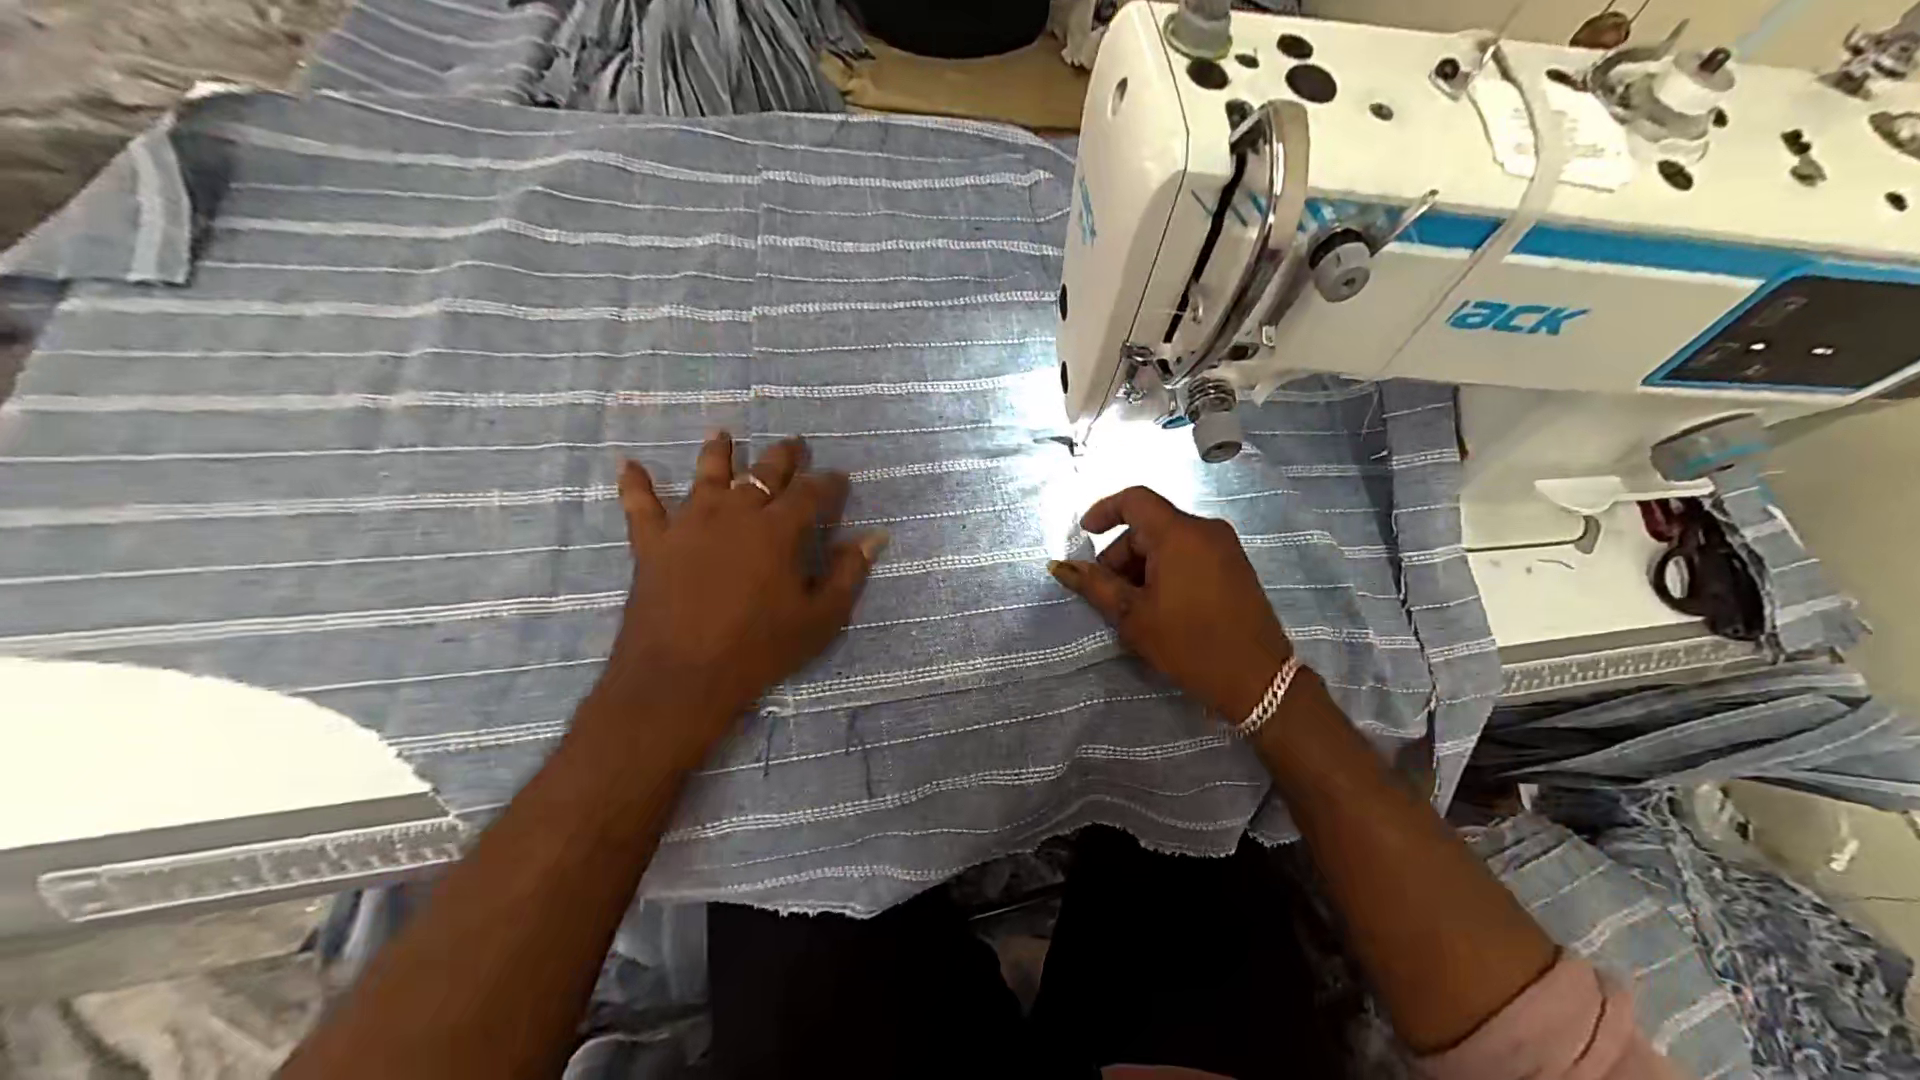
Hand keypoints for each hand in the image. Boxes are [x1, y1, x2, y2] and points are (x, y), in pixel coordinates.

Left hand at [585, 433, 886, 762]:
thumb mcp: (819, 618)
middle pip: (763, 473)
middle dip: (783, 457)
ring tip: (723, 434)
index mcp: (778, 529)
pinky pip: (640, 506)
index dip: (829, 483)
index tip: (839, 478)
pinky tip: (629, 465)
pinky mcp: (653, 543)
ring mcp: (690, 523)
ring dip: (718, 452)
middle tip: (794, 445)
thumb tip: (874, 537)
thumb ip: (847, 573)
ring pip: (707, 475)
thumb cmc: (759, 649)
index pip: (811, 493)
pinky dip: (635, 484)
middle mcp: (735, 513)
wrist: (682, 676)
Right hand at [1049, 486, 1291, 721]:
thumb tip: (1061, 566)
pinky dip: (1165, 568)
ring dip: (1142, 564)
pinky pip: (1189, 553)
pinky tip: (1159, 604)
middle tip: (1107, 592)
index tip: (1085, 535)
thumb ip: (1094, 584)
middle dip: (1120, 553)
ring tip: (1133, 605)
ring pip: (1168, 541)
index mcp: (1179, 534)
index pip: (1134, 500)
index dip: (1103, 511)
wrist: (1256, 679)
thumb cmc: (1188, 643)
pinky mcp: (1235, 566)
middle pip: (1149, 525)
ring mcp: (1225, 547)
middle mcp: (1205, 530)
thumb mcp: (1132, 616)